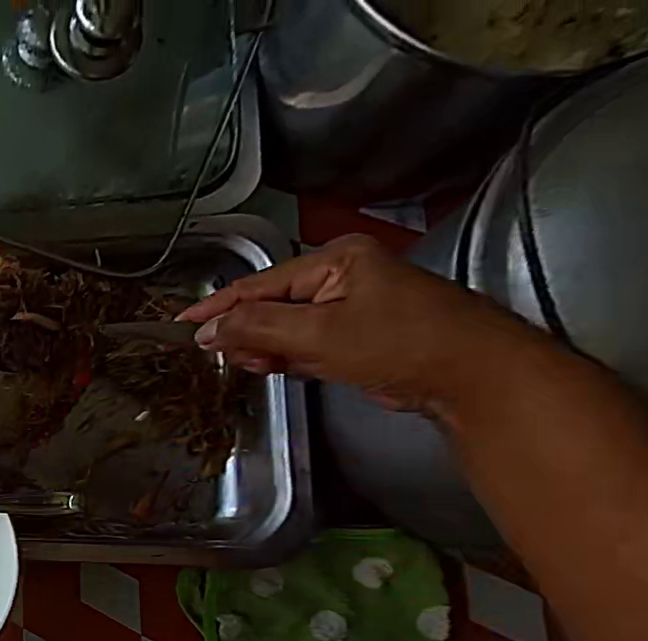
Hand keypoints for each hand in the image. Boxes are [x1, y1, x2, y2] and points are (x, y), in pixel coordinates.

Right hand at [176, 234, 564, 415]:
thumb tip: (207, 329)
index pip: (256, 285)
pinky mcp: (351, 333)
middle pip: (267, 306)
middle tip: (236, 359)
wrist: (466, 373)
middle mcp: (338, 276)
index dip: (216, 306)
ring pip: (282, 327)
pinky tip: (283, 368)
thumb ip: (255, 327)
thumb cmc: (398, 343)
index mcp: (332, 260)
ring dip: (268, 349)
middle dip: (248, 334)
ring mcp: (346, 305)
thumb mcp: (316, 333)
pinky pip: (302, 342)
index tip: (181, 323)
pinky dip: (288, 357)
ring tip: (265, 366)